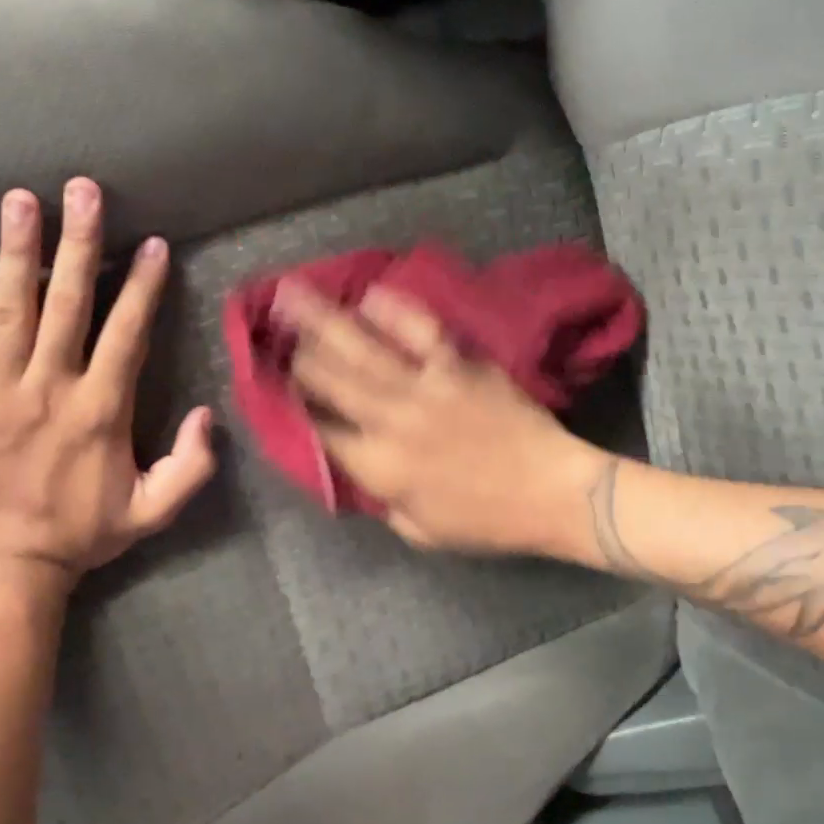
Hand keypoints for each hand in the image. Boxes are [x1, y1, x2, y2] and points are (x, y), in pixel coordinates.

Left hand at [0, 179, 217, 587]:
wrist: (2, 570)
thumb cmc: (81, 536)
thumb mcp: (152, 512)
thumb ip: (191, 467)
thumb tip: (208, 415)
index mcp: (100, 411)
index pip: (125, 333)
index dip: (142, 286)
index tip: (151, 243)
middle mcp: (48, 390)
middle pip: (65, 304)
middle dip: (78, 243)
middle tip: (82, 189)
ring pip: (8, 312)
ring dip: (16, 254)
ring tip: (20, 201)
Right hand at [276, 283, 606, 558]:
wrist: (554, 492)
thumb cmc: (488, 521)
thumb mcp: (420, 530)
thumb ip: (380, 497)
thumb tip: (352, 467)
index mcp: (380, 467)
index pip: (318, 433)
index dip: (289, 410)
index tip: (269, 388)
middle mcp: (392, 421)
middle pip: (328, 380)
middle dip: (294, 354)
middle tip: (268, 330)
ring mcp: (426, 386)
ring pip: (362, 348)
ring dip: (321, 320)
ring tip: (290, 294)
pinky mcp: (459, 365)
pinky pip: (420, 329)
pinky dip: (394, 309)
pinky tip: (370, 293)